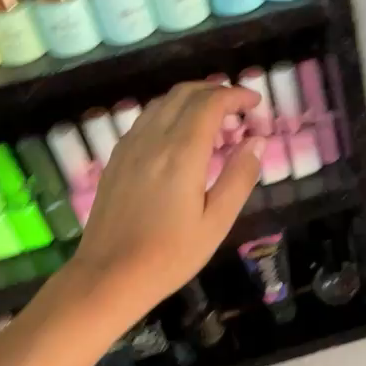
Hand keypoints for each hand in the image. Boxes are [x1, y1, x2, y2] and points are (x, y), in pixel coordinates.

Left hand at [68, 82, 262, 320]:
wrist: (110, 274)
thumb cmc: (170, 255)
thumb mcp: (216, 222)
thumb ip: (238, 178)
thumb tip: (255, 141)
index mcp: (181, 153)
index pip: (211, 103)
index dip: (236, 95)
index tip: (255, 102)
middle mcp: (153, 139)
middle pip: (185, 94)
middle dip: (215, 90)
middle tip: (238, 106)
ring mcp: (130, 146)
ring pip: (162, 103)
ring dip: (191, 99)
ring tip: (213, 118)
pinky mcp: (116, 159)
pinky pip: (146, 120)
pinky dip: (170, 113)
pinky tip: (179, 136)